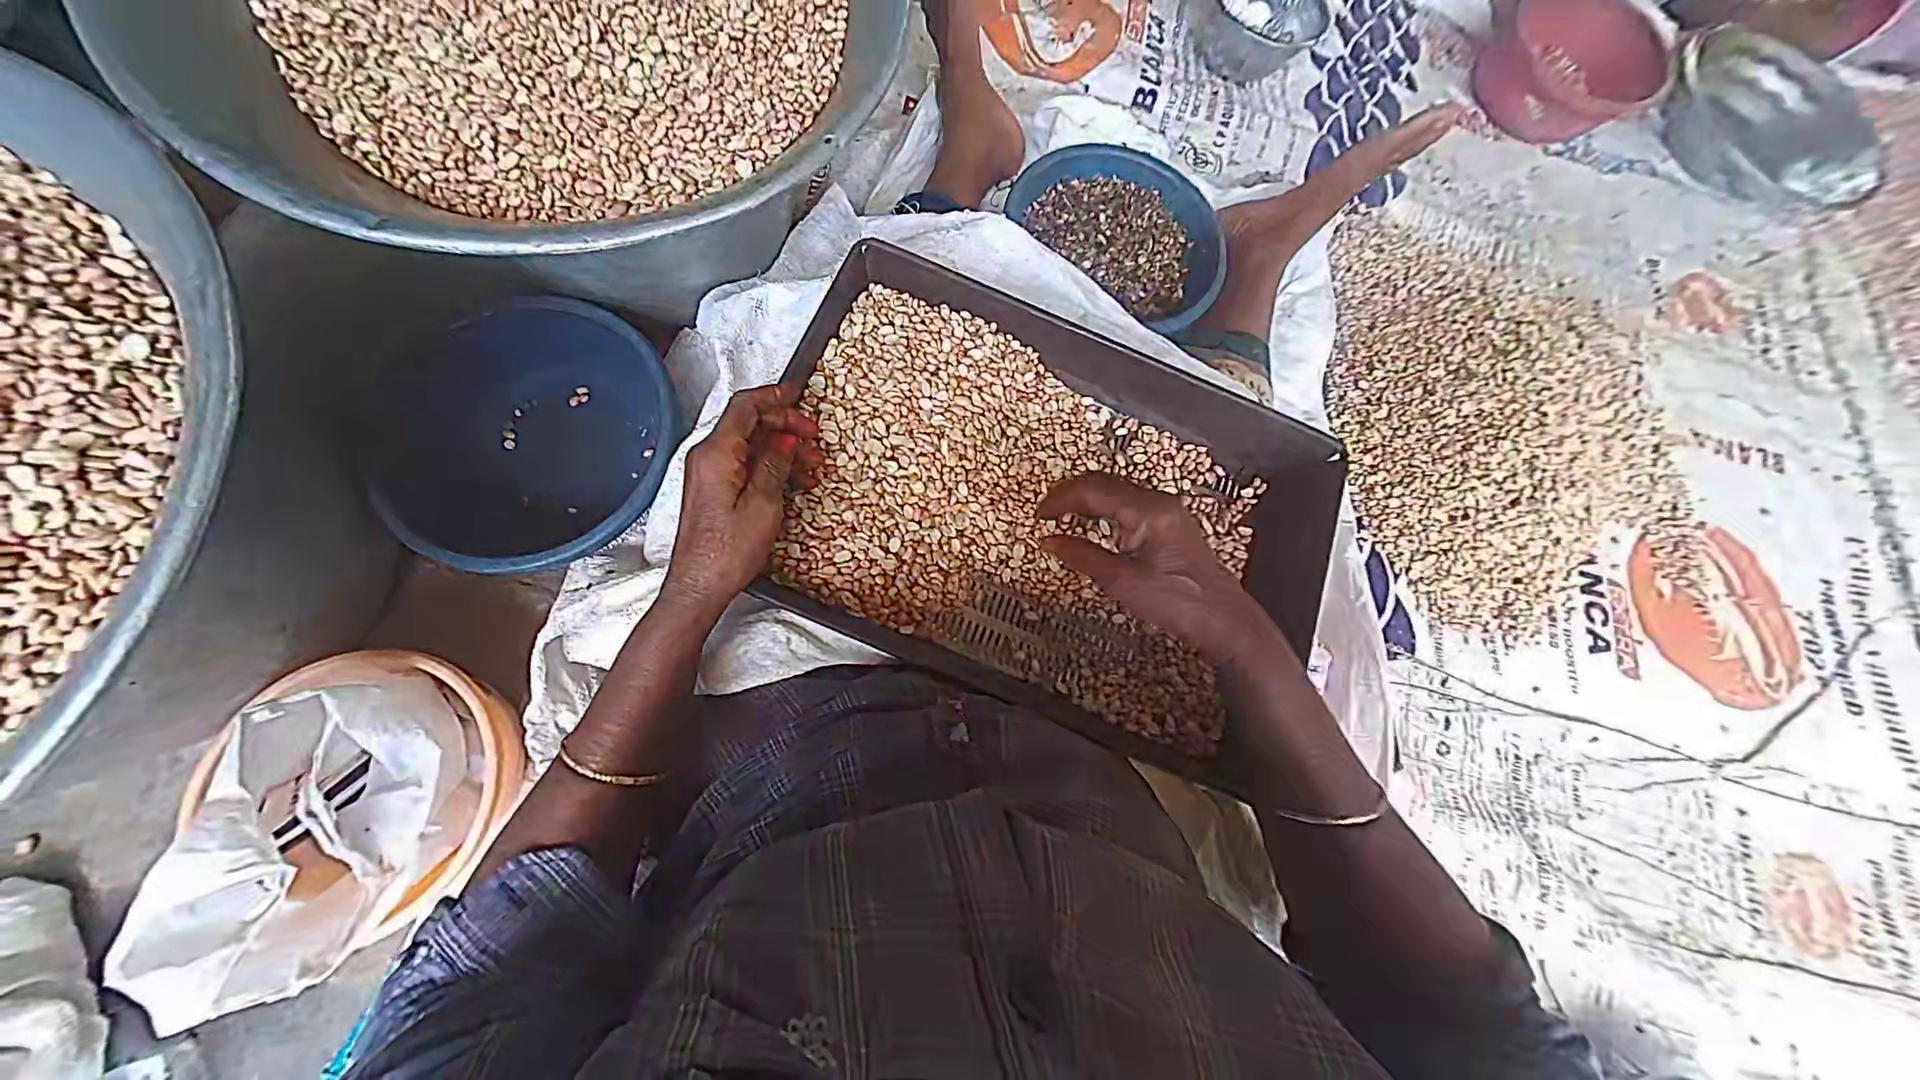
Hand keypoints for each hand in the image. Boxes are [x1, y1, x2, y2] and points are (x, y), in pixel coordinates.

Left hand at [663, 384, 821, 615]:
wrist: (700, 584)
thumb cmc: (727, 551)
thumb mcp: (763, 504)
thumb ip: (774, 465)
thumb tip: (786, 439)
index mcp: (717, 454)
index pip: (745, 408)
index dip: (773, 397)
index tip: (797, 394)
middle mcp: (708, 458)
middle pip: (749, 425)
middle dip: (785, 426)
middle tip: (814, 437)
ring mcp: (710, 474)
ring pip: (751, 446)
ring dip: (783, 450)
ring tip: (813, 466)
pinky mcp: (715, 490)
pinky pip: (745, 466)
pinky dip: (770, 467)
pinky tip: (793, 481)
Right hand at [1037, 473, 1278, 666]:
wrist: (1223, 620)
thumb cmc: (1176, 603)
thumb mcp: (1120, 581)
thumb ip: (1082, 556)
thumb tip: (1050, 541)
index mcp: (1147, 511)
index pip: (1092, 491)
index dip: (1060, 500)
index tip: (1039, 514)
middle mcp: (1158, 502)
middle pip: (1104, 483)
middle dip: (1070, 494)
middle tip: (1045, 512)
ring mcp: (1166, 510)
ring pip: (1115, 490)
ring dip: (1086, 499)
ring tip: (1061, 516)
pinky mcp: (1169, 522)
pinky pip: (1128, 502)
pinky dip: (1103, 508)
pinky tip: (1091, 523)